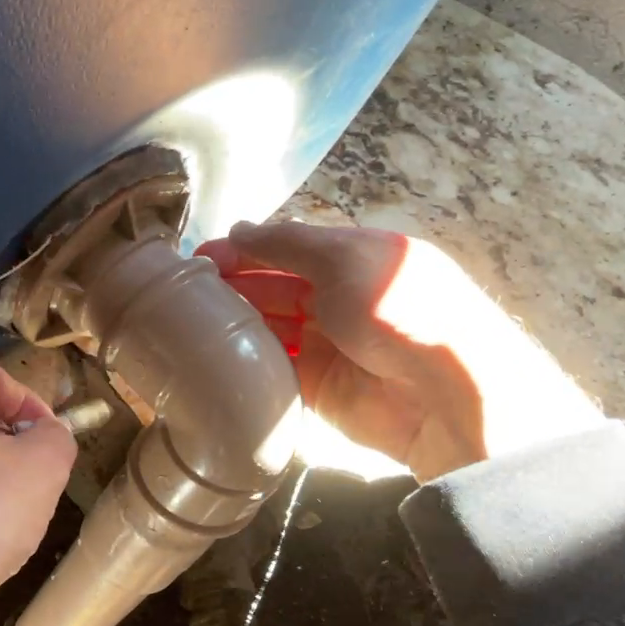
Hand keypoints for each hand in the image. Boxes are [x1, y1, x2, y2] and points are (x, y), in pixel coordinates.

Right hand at [196, 222, 602, 481]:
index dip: (242, 250)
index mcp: (351, 260)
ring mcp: (324, 345)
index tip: (197, 257)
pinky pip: (269, 369)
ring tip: (184, 324)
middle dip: (229, 286)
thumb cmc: (399, 309)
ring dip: (231, 324)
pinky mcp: (313, 387)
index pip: (285, 249)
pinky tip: (207, 358)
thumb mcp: (346, 258)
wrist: (444, 395)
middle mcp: (336, 299)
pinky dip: (242, 363)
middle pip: (270, 287)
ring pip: (265, 328)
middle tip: (180, 293)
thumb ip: (287, 243)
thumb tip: (238, 229)